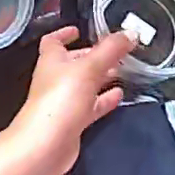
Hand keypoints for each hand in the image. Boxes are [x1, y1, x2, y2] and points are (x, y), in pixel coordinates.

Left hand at [9, 26, 133, 174]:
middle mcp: (55, 78)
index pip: (54, 41)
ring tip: (121, 70)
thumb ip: (110, 50)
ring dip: (101, 77)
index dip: (64, 33)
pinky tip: (118, 96)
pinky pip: (91, 106)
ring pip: (85, 84)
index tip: (78, 29)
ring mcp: (64, 101)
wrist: (46, 145)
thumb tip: (129, 33)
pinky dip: (104, 100)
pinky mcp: (73, 121)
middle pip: (74, 62)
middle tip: (114, 51)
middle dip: (93, 55)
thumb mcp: (88, 68)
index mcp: (52, 60)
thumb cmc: (58, 101)